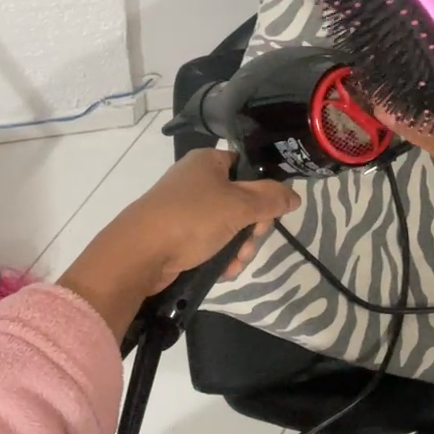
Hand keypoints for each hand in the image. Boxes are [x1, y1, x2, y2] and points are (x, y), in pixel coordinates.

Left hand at [62, 149, 300, 338]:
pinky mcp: (178, 235)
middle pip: (241, 202)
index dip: (263, 191)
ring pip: (228, 227)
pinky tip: (223, 271)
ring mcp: (185, 209)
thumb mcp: (239, 206)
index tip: (268, 213)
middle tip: (249, 242)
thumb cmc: (191, 219)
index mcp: (208, 161)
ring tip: (234, 263)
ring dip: (238, 248)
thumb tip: (294, 196)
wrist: (139, 254)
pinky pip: (211, 243)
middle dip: (251, 229)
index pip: (247, 167)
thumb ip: (271, 200)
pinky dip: (220, 257)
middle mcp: (196, 181)